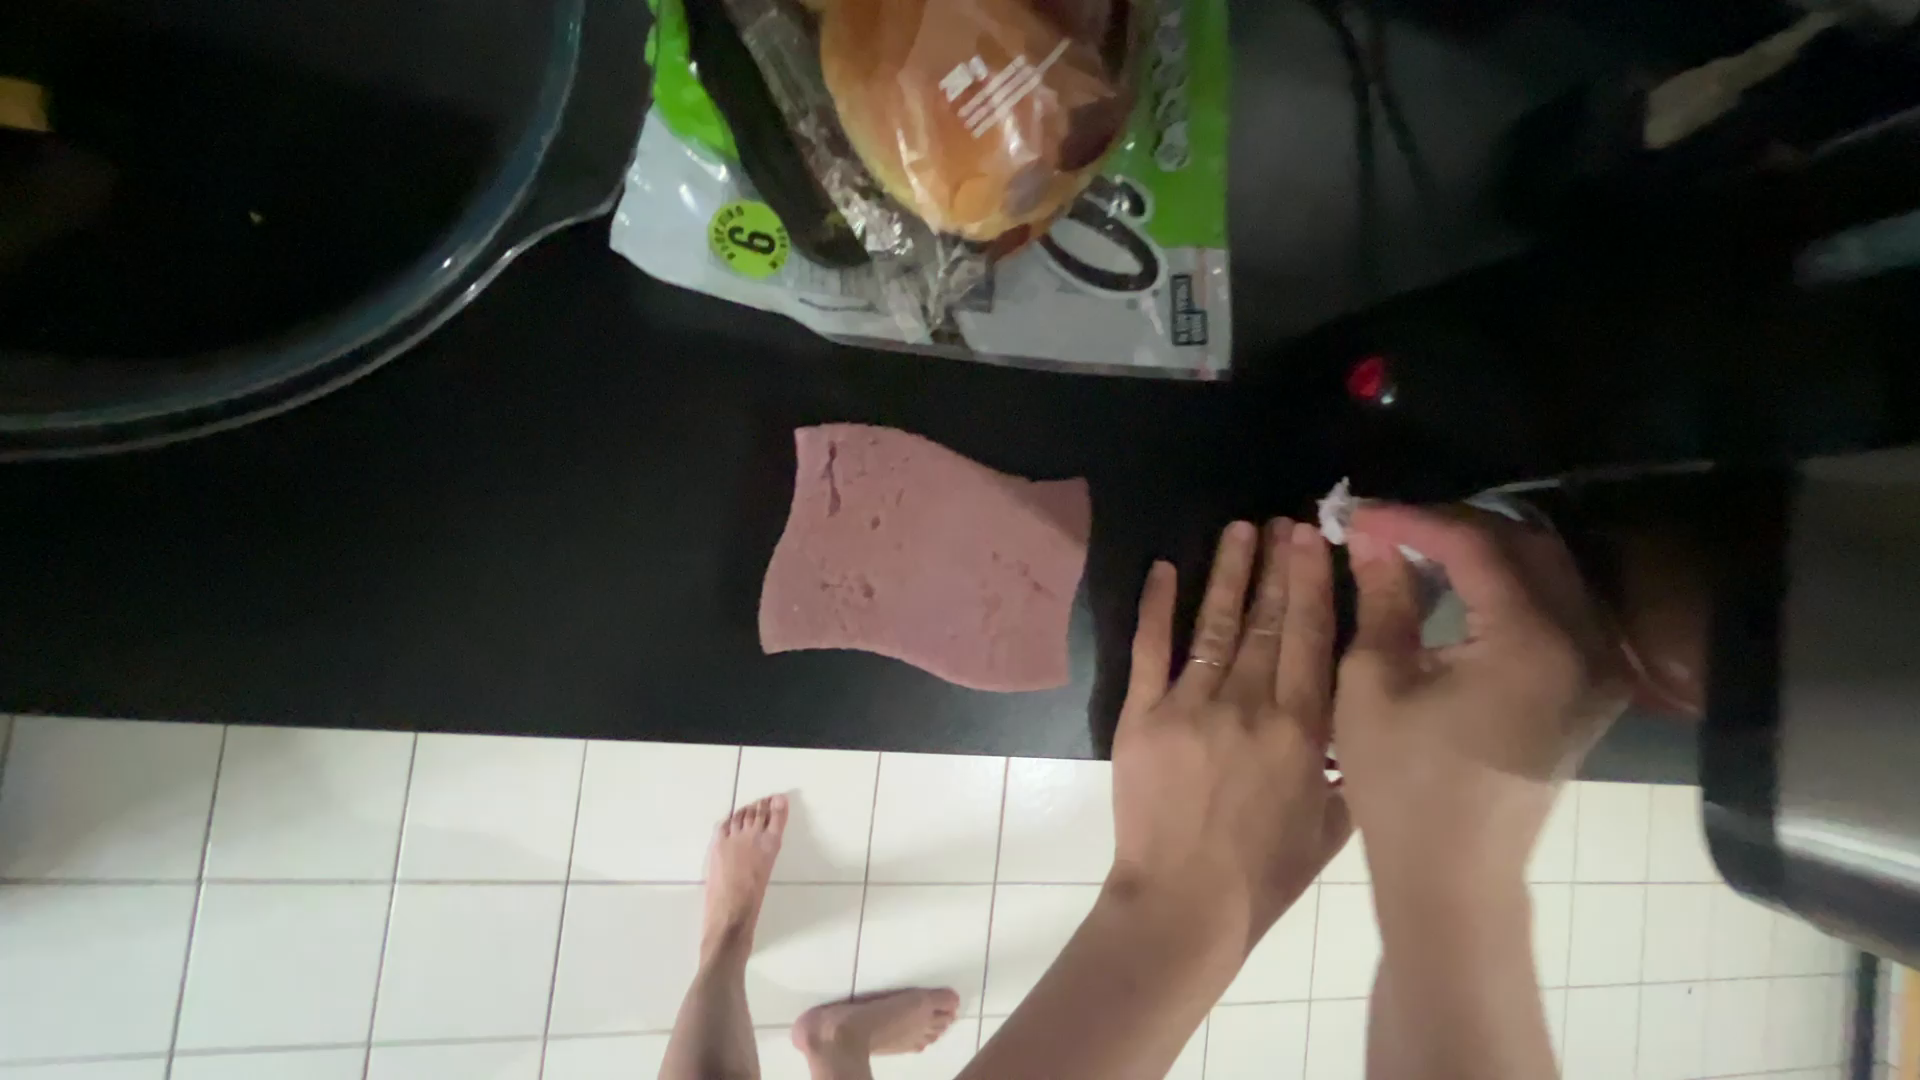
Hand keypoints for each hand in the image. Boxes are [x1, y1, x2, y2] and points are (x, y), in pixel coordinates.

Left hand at [1110, 519, 1351, 950]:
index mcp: (1302, 731)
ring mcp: (1190, 705)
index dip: (1313, 585)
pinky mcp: (1142, 714)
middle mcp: (1249, 705)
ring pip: (1215, 625)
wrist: (1185, 901)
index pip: (1311, 639)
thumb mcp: (1330, 823)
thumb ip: (1343, 764)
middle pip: (1267, 623)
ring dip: (1227, 575)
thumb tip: (1351, 717)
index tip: (1314, 542)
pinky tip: (1164, 569)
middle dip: (1276, 568)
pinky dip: (1156, 607)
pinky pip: (1151, 650)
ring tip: (1239, 531)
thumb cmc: (1263, 873)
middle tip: (1282, 521)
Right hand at [1333, 503, 1631, 887]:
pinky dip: (1503, 581)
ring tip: (1411, 544)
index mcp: (1532, 646)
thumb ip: (1382, 597)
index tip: (1355, 514)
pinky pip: (1554, 604)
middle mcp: (1587, 646)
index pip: (1474, 546)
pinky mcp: (1591, 685)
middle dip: (1448, 525)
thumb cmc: (1400, 780)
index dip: (1410, 520)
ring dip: (1479, 547)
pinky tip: (1453, 581)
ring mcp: (1600, 667)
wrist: (1452, 869)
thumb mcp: (1373, 680)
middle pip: (1524, 545)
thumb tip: (1370, 537)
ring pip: (1546, 569)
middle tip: (1383, 525)